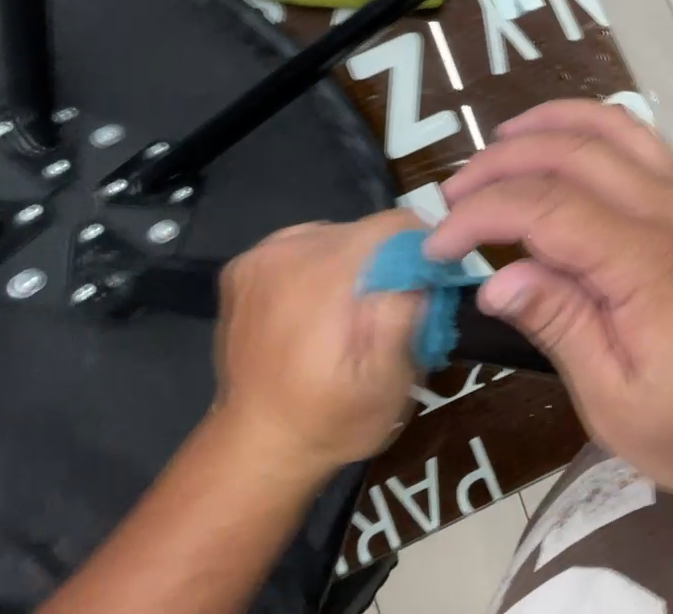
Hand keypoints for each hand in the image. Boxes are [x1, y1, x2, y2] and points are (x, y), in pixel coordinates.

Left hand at [213, 211, 426, 467]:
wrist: (257, 448)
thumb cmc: (331, 420)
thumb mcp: (388, 381)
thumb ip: (405, 316)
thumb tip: (421, 268)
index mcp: (322, 274)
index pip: (393, 224)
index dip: (421, 248)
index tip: (430, 284)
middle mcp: (285, 252)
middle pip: (364, 230)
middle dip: (387, 262)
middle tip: (393, 309)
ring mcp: (258, 258)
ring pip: (335, 235)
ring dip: (354, 264)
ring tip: (354, 312)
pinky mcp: (242, 267)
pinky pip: (301, 246)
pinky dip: (320, 267)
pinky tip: (319, 307)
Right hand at [424, 99, 672, 491]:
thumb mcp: (621, 404)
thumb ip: (561, 329)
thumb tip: (497, 280)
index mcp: (648, 267)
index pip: (547, 211)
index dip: (481, 218)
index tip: (437, 248)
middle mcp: (667, 214)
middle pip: (571, 156)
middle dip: (498, 166)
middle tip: (450, 199)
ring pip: (608, 129)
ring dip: (543, 127)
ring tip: (493, 148)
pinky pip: (637, 139)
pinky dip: (590, 125)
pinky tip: (559, 140)